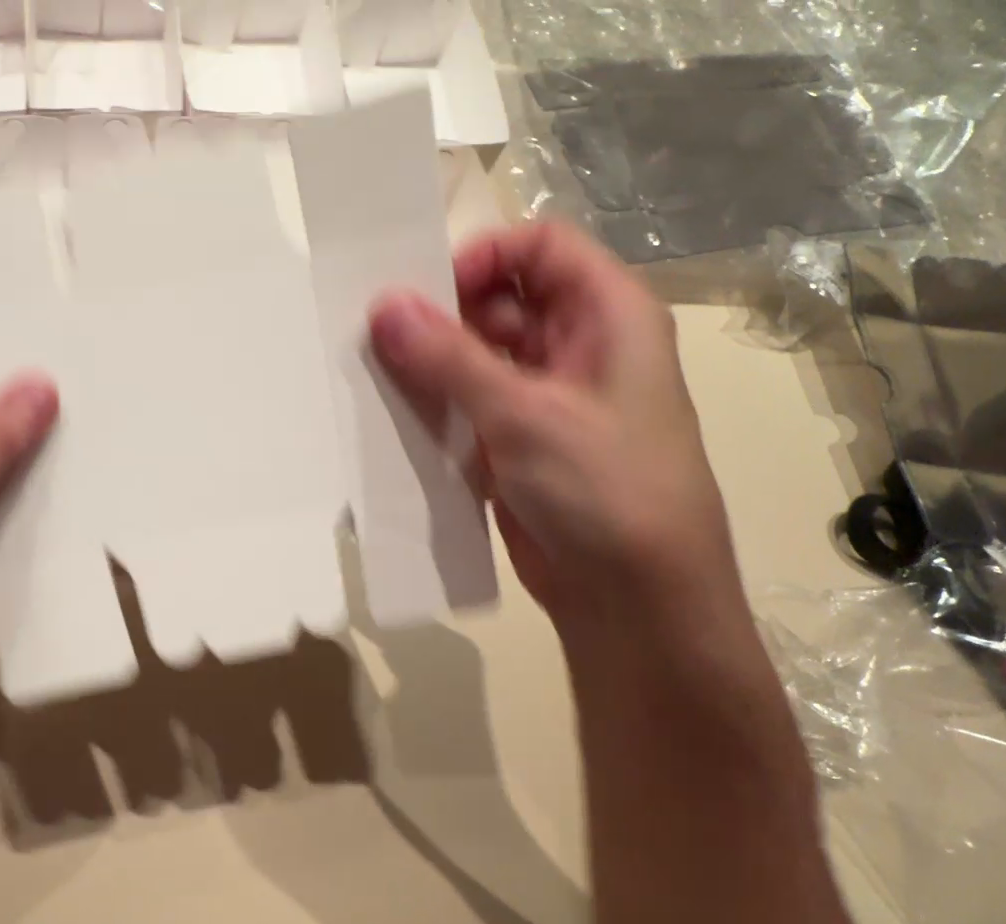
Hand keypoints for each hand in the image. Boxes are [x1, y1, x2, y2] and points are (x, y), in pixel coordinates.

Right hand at [368, 222, 737, 625]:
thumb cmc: (602, 486)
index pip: (539, 247)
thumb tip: (383, 304)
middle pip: (500, 300)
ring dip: (429, 365)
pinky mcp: (514, 445)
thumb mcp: (525, 413)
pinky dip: (431, 408)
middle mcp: (576, 347)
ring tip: (373, 378)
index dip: (481, 257)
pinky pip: (465, 408)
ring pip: (475, 357)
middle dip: (441, 314)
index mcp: (607, 315)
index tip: (421, 294)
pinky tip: (390, 419)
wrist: (632, 595)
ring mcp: (543, 400)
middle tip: (380, 339)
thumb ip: (449, 358)